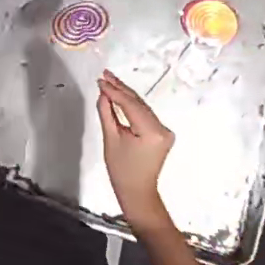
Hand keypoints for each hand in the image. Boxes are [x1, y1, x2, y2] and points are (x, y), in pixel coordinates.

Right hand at [97, 70, 173, 221]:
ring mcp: (164, 131)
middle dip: (120, 89)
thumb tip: (103, 94)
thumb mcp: (111, 140)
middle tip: (105, 74)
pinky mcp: (161, 133)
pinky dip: (131, 106)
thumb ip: (107, 113)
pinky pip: (144, 115)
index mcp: (152, 132)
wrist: (136, 190)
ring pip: (142, 108)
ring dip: (125, 95)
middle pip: (139, 103)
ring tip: (109, 81)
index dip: (115, 91)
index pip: (131, 105)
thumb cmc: (121, 170)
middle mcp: (163, 129)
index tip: (100, 81)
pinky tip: (120, 96)